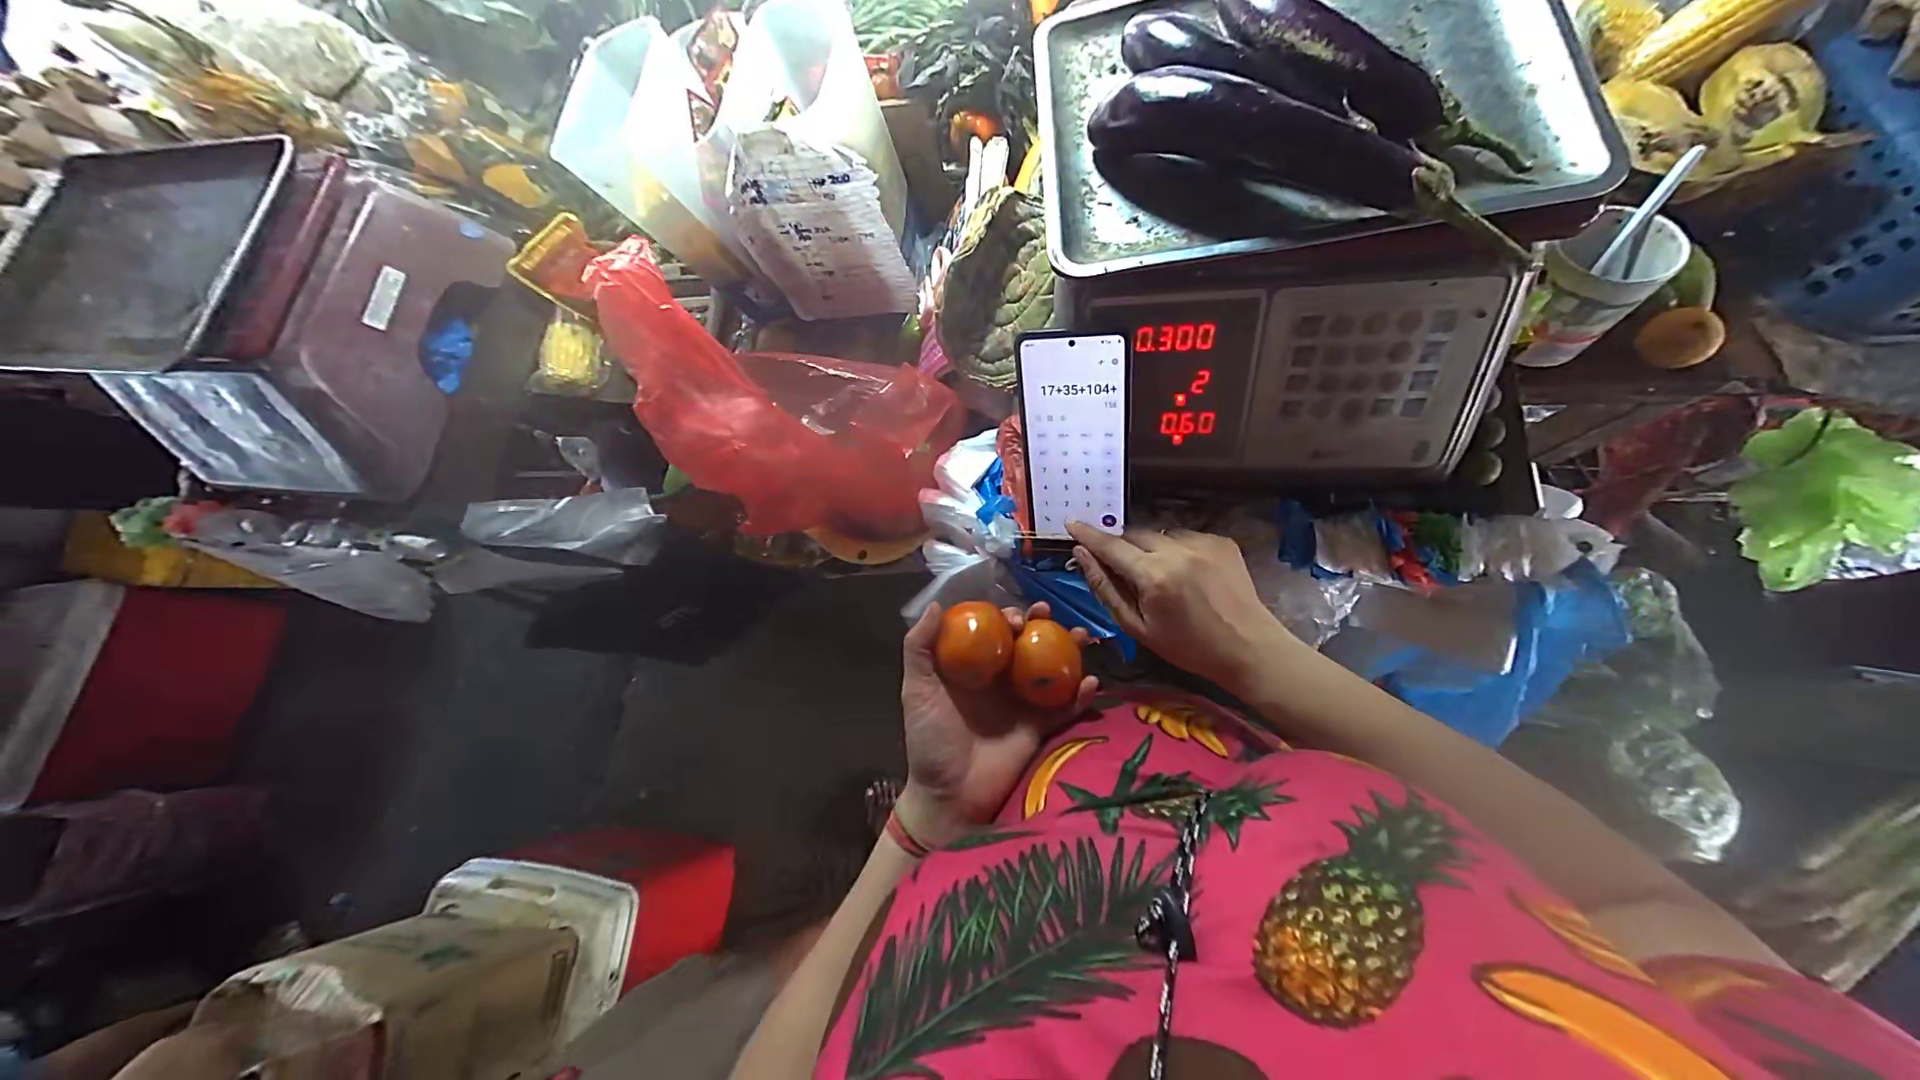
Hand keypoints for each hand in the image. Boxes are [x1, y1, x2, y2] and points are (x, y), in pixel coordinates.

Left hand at [897, 601, 1097, 846]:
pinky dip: (1082, 695)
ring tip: (1081, 635)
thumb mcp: (917, 690)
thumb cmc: (928, 739)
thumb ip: (919, 648)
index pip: (993, 632)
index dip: (1005, 617)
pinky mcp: (1039, 728)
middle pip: (1026, 644)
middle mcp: (1000, 681)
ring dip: (1069, 650)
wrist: (949, 794)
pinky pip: (1065, 708)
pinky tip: (1092, 682)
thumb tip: (934, 605)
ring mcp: (1022, 704)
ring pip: (1051, 669)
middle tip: (1047, 615)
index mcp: (972, 668)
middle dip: (1040, 625)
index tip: (1015, 615)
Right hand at [1067, 522, 1300, 690]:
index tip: (1072, 523)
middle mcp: (1176, 550)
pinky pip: (1184, 537)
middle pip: (1134, 535)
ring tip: (1162, 577)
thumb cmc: (1188, 647)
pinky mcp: (1220, 541)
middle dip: (1123, 547)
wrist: (1248, 648)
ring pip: (1159, 534)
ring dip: (1151, 549)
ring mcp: (1202, 542)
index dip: (1088, 534)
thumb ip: (1106, 588)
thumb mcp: (1137, 627)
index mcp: (1153, 575)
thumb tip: (1082, 555)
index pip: (1110, 546)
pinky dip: (1176, 550)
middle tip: (1123, 570)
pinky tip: (1187, 575)